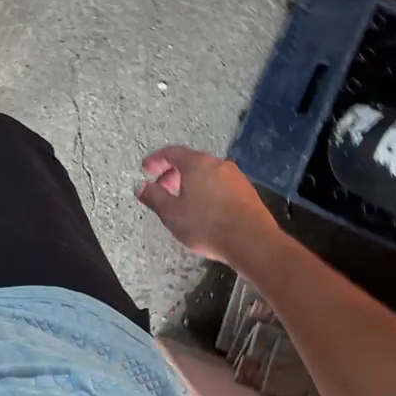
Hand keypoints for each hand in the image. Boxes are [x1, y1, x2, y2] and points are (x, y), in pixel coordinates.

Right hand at [135, 145, 286, 273]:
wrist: (254, 243)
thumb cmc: (207, 225)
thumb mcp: (172, 214)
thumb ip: (154, 197)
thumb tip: (141, 187)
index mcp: (197, 163)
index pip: (171, 152)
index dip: (156, 160)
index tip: (146, 170)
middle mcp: (217, 164)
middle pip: (190, 162)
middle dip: (173, 174)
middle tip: (163, 189)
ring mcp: (236, 177)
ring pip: (207, 173)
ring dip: (192, 183)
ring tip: (184, 202)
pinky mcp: (248, 192)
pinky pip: (221, 184)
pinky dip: (208, 191)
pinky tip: (207, 210)